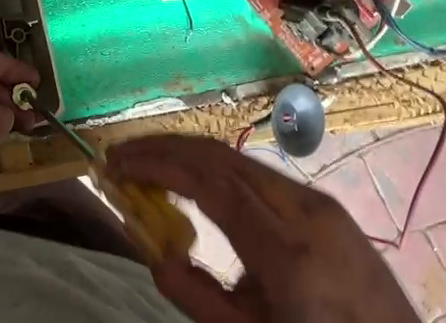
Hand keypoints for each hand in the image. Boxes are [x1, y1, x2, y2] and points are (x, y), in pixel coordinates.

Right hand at [107, 134, 419, 322]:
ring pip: (240, 160)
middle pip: (221, 157)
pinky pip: (261, 176)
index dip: (157, 166)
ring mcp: (322, 205)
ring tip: (149, 163)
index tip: (116, 165)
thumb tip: (155, 251)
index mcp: (288, 252)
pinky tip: (196, 181)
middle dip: (165, 148)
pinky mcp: (329, 208)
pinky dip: (218, 169)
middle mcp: (306, 213)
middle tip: (121, 155)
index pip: (209, 183)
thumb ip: (197, 297)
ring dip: (189, 154)